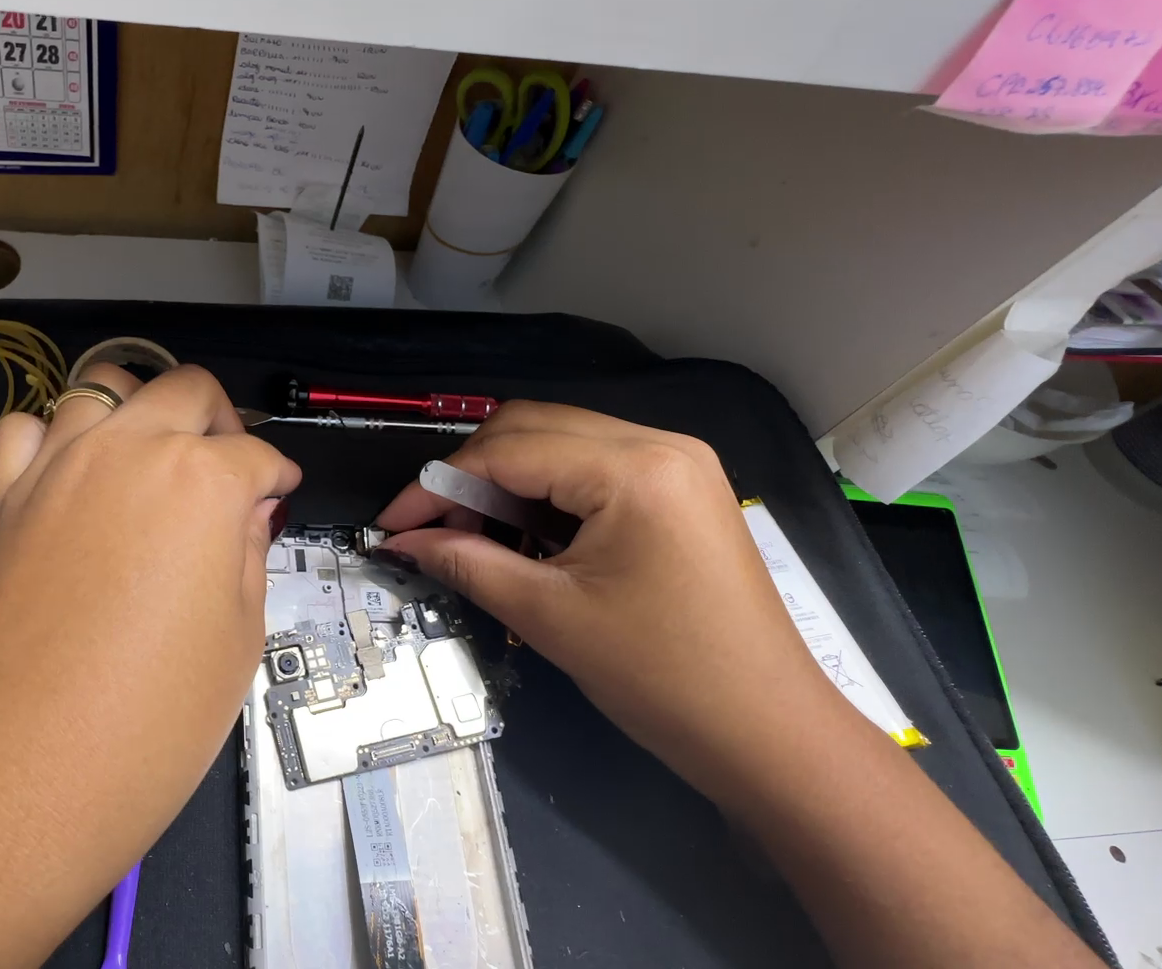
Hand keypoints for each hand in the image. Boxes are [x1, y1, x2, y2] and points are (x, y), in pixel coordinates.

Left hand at [0, 364, 300, 968]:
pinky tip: (73, 478)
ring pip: (100, 391)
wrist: (5, 779)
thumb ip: (247, 559)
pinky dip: (55, 438)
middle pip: (182, 389)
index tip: (280, 493)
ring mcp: (54, 468)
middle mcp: (126, 450)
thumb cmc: (147, 722)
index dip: (277, 475)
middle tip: (229, 469)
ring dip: (137, 413)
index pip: (255, 454)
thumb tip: (246, 514)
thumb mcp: (236, 644)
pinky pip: (26, 432)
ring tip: (153, 465)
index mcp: (199, 479)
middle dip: (219, 418)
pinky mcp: (3, 501)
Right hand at [376, 401, 867, 802]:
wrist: (769, 735)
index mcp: (633, 469)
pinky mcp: (681, 488)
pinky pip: (592, 465)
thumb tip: (402, 542)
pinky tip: (526, 534)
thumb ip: (466, 562)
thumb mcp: (549, 616)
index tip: (391, 524)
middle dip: (469, 473)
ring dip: (505, 480)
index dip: (436, 484)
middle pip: (531, 427)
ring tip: (473, 535)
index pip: (507, 452)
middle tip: (431, 528)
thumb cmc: (660, 677)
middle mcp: (659, 443)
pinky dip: (545, 491)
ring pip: (559, 441)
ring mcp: (677, 463)